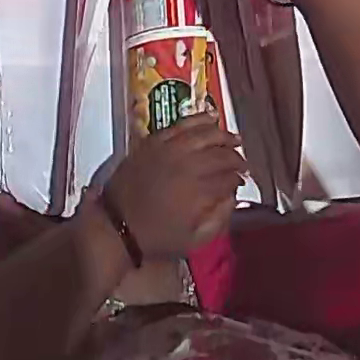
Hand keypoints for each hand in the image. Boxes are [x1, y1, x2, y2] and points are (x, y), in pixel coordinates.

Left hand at [102, 112, 245, 261]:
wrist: (117, 224)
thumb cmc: (156, 236)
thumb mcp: (194, 240)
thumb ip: (219, 219)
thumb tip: (233, 196)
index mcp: (199, 191)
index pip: (229, 177)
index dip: (239, 178)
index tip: (242, 181)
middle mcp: (188, 165)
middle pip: (220, 155)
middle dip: (236, 158)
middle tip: (242, 163)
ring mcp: (170, 150)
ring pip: (204, 134)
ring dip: (223, 136)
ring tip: (234, 139)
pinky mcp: (154, 141)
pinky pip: (181, 125)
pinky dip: (198, 120)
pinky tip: (210, 119)